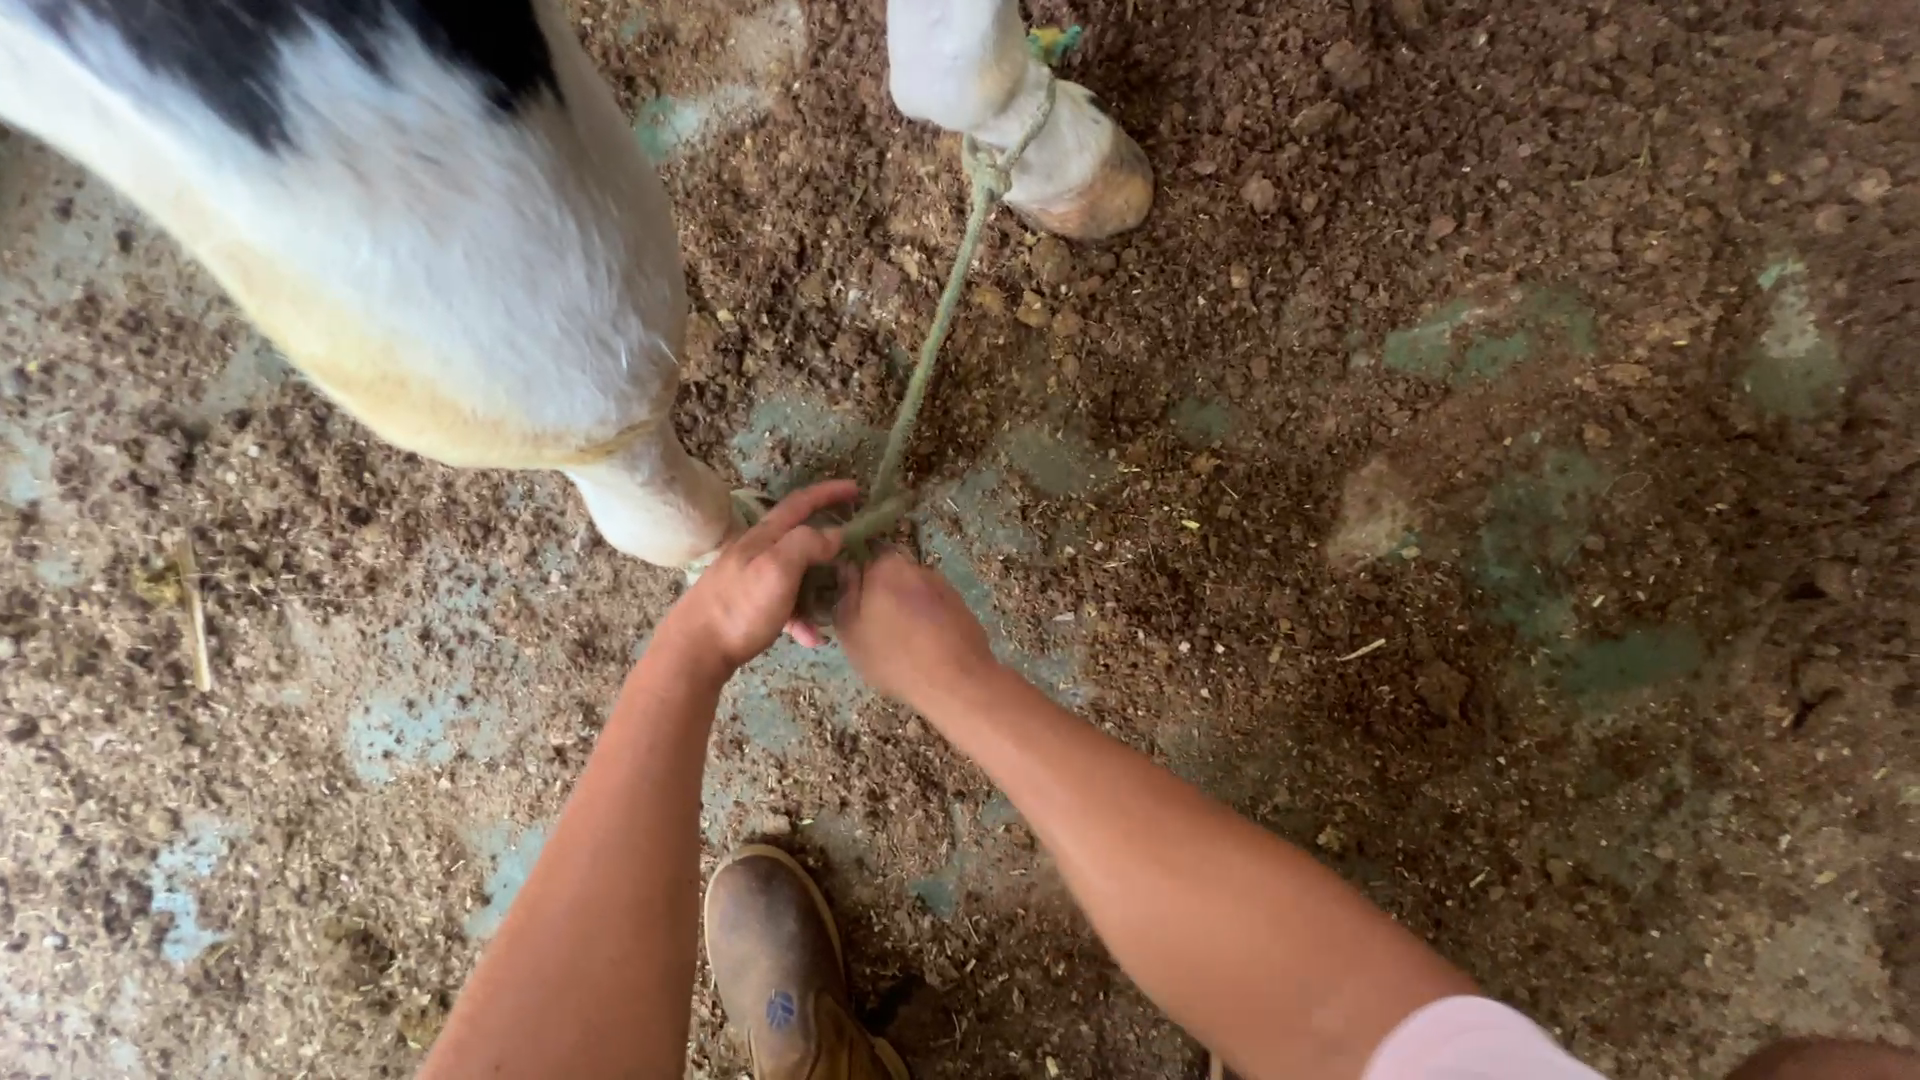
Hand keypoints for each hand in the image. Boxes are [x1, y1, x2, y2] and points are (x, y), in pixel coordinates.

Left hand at [663, 480, 856, 675]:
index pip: (800, 503)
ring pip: (796, 574)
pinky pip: (784, 606)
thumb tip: (833, 533)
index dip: (829, 493)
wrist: (693, 652)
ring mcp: (750, 580)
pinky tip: (811, 637)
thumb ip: (806, 544)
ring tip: (838, 604)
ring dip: (819, 586)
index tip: (857, 490)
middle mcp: (756, 552)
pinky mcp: (747, 608)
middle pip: (800, 537)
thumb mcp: (777, 569)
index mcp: (764, 537)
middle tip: (855, 550)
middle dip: (829, 540)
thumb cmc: (739, 608)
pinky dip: (801, 618)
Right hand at [835, 549, 999, 706]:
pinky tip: (926, 648)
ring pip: (915, 593)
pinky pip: (936, 609)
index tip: (855, 606)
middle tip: (875, 629)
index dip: (858, 581)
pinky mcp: (962, 606)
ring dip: (907, 610)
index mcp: (887, 566)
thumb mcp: (851, 631)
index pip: (865, 558)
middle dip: (883, 595)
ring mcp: (945, 586)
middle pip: (892, 575)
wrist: (956, 680)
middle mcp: (918, 567)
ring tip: (903, 643)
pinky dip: (928, 622)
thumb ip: (845, 595)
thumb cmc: (893, 656)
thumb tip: (846, 571)